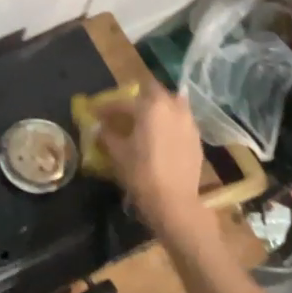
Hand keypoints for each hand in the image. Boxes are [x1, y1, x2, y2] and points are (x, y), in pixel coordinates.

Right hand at [94, 84, 209, 236]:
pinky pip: (182, 120)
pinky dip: (170, 122)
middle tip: (125, 110)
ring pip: (173, 102)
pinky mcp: (197, 137)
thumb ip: (107, 136)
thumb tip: (100, 128)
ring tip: (147, 120)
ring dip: (158, 106)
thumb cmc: (141, 174)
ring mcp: (188, 121)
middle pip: (154, 92)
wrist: (174, 200)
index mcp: (150, 108)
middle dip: (138, 97)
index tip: (95, 112)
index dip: (106, 106)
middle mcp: (172, 108)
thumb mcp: (117, 154)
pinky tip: (162, 136)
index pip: (123, 101)